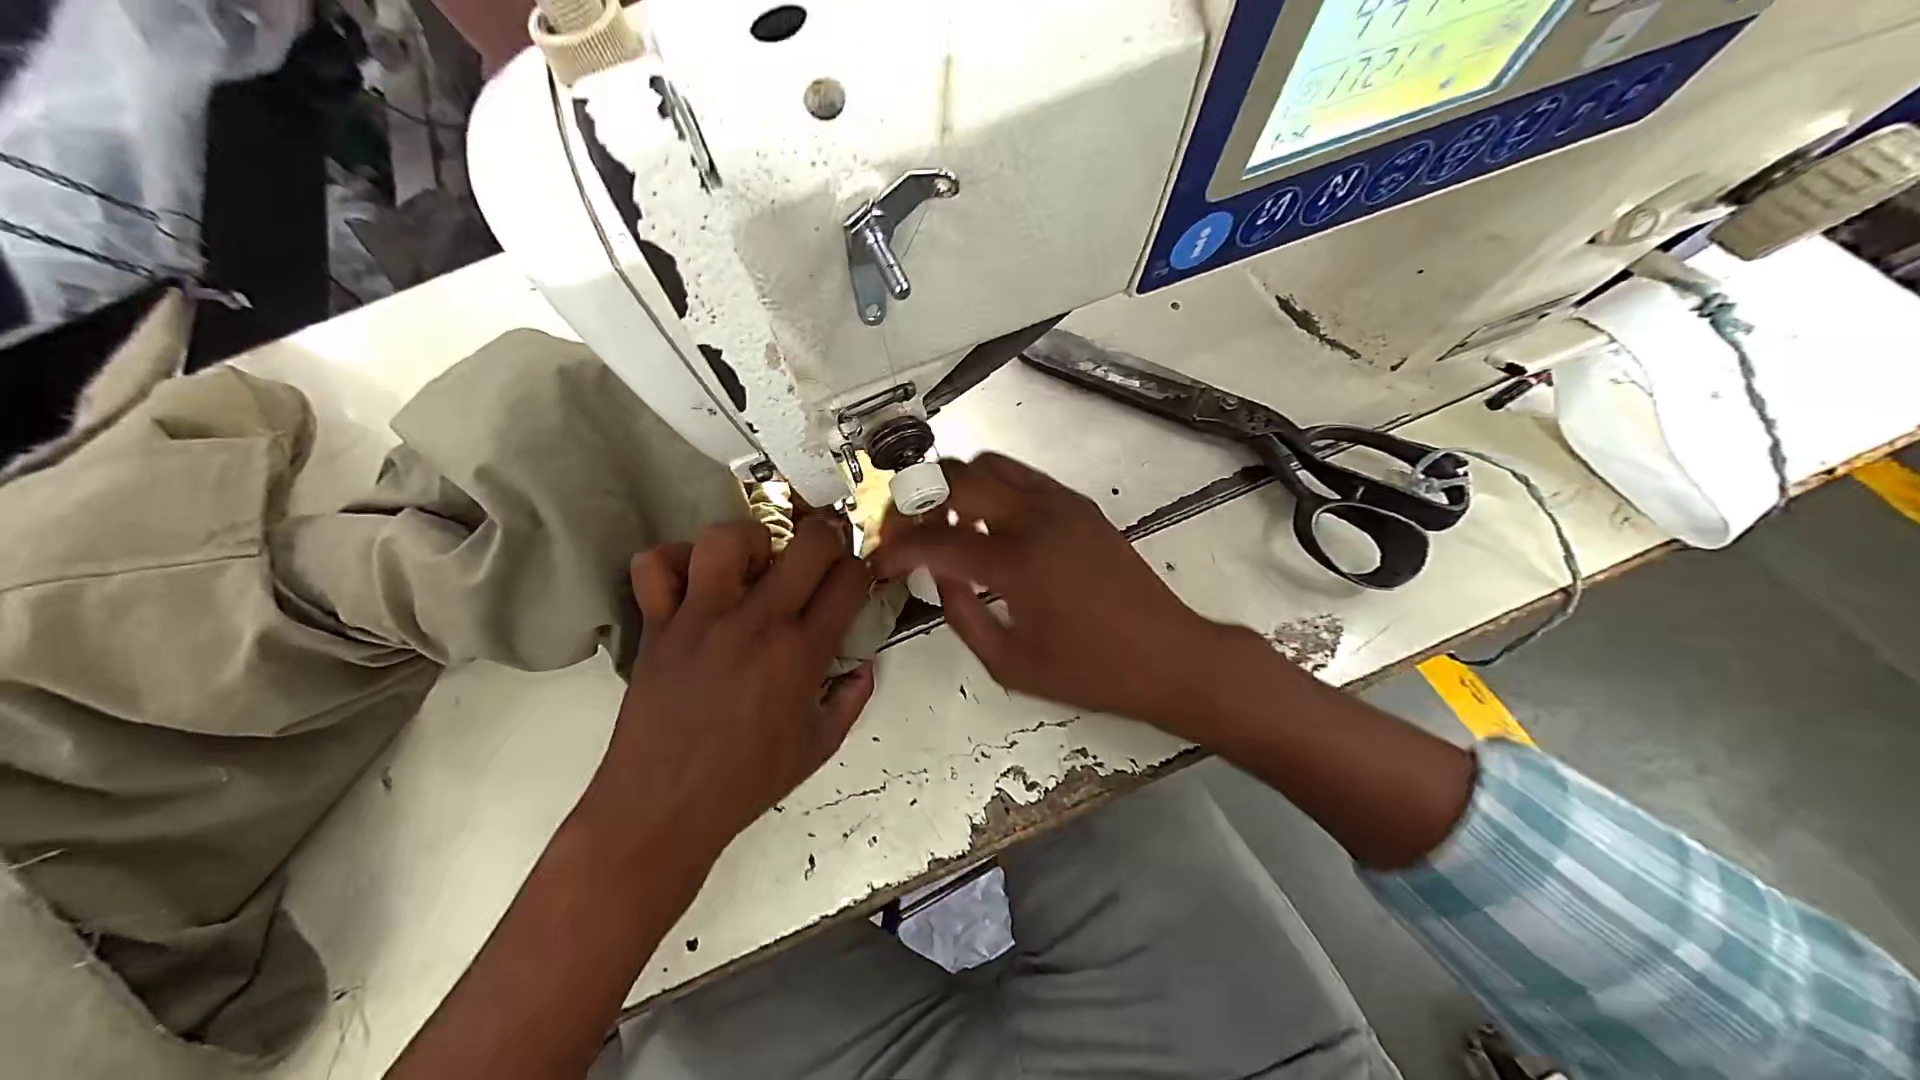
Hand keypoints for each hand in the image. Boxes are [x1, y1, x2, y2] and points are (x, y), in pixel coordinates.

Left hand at [597, 516, 877, 858]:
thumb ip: (851, 698)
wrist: (665, 806)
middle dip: (828, 536)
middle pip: (808, 544)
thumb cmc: (746, 780)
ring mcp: (702, 618)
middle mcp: (756, 623)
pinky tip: (692, 581)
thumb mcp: (819, 744)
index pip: (849, 581)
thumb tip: (863, 665)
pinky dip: (672, 561)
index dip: (861, 571)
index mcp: (802, 653)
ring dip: (750, 539)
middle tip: (821, 554)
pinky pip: (654, 567)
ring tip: (755, 561)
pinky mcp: (658, 625)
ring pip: (727, 538)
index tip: (854, 580)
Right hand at [873, 454, 1244, 735]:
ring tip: (945, 525)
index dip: (898, 550)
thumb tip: (939, 575)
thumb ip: (961, 614)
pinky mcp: (1079, 505)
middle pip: (958, 478)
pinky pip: (1021, 478)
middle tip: (906, 532)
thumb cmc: (1091, 672)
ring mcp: (1062, 504)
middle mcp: (1038, 517)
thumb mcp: (1010, 663)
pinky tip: (988, 526)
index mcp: (1018, 563)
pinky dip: (991, 490)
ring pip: (990, 465)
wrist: (1169, 656)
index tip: (880, 560)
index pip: (936, 541)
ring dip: (956, 488)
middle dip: (919, 501)